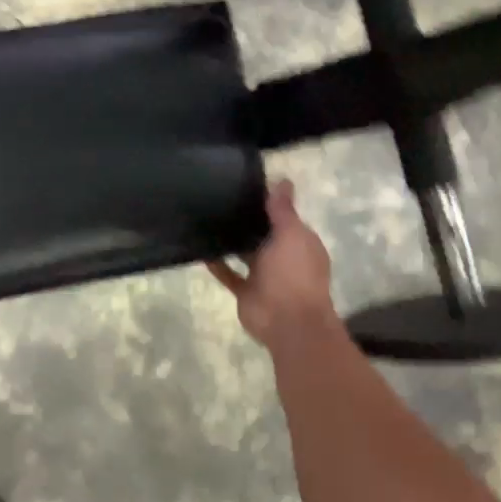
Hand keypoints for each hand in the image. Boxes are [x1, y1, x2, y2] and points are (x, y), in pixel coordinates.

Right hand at [208, 180, 339, 347]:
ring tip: (205, 221)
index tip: (244, 187)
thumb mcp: (291, 235)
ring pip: (245, 253)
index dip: (268, 205)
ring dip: (230, 241)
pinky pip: (229, 273)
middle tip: (217, 200)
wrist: (287, 321)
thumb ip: (283, 210)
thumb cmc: (294, 274)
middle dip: (246, 222)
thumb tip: (283, 180)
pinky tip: (199, 250)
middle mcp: (284, 257)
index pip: (284, 219)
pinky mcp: (246, 290)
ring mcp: (264, 275)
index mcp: (300, 243)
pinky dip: (217, 264)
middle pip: (263, 235)